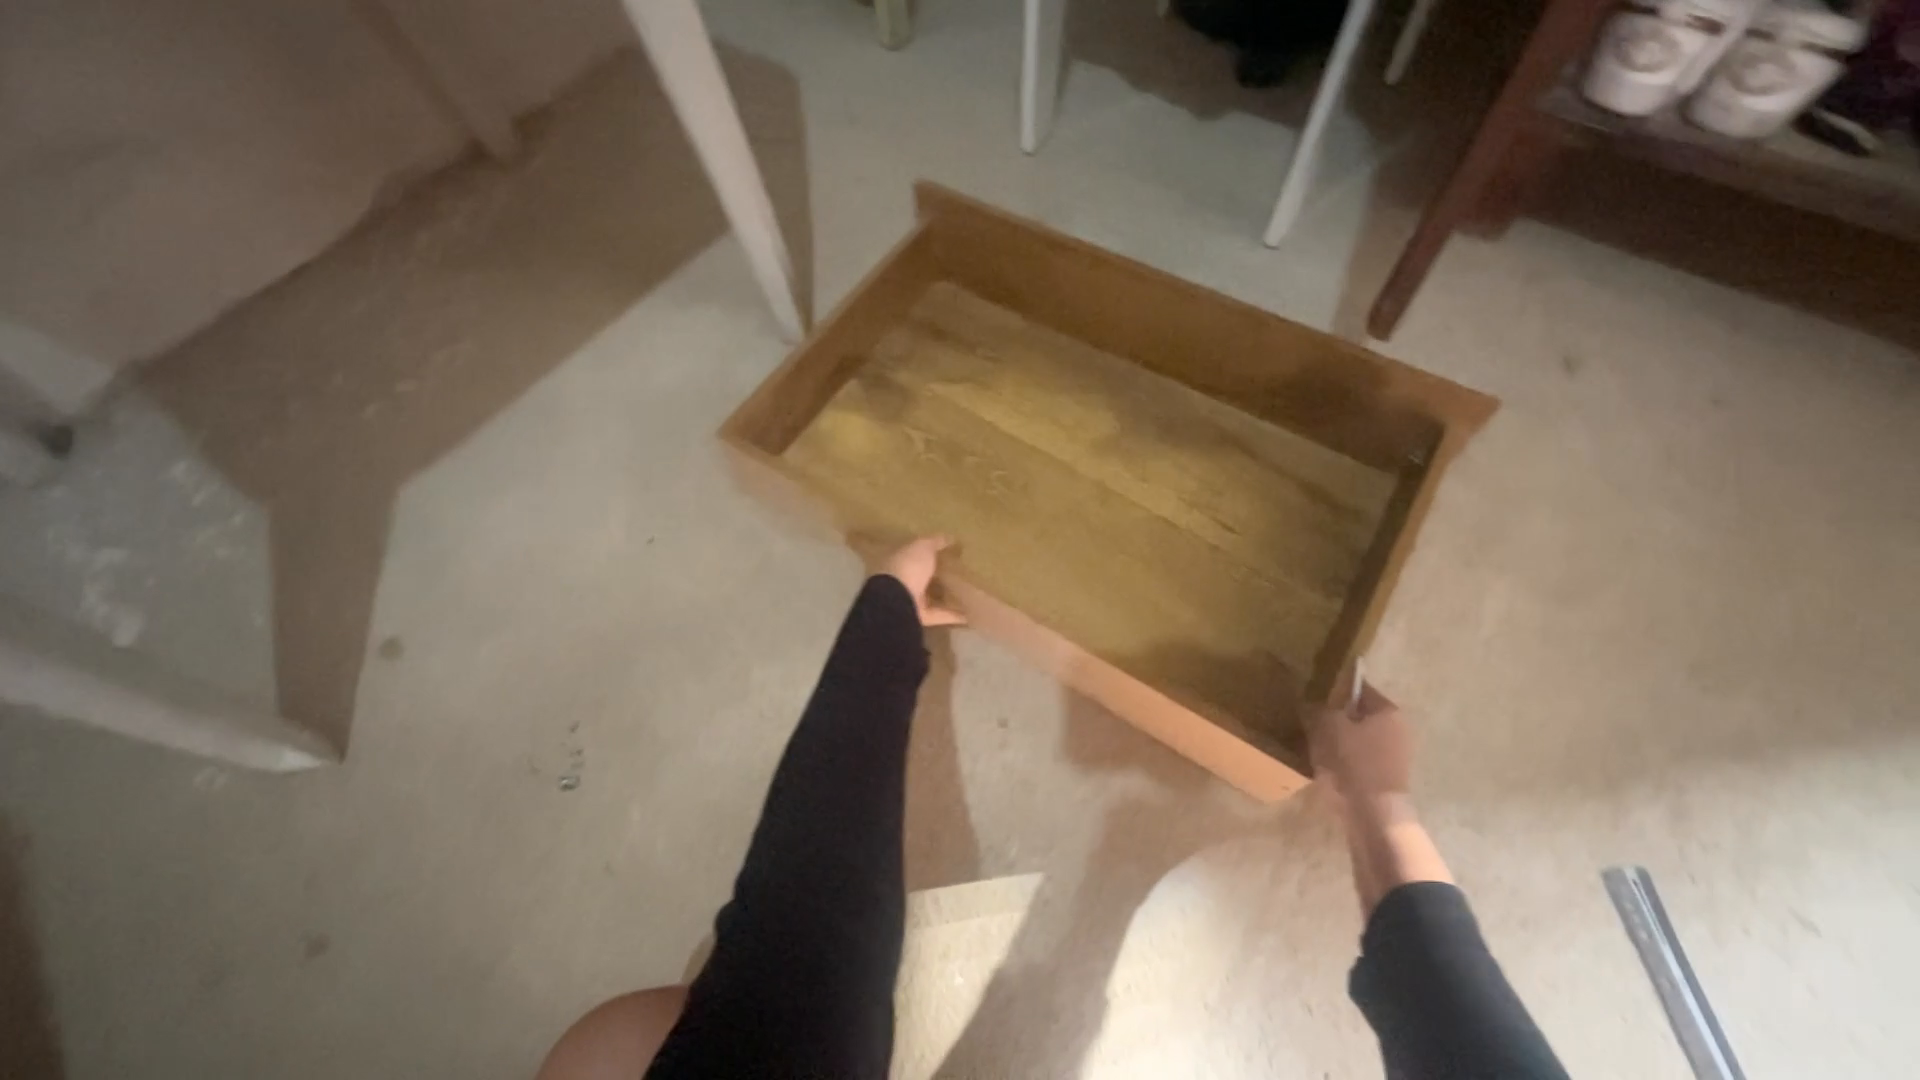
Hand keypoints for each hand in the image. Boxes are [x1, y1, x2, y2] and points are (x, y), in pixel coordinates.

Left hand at [881, 536, 965, 627]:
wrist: (897, 601)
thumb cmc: (907, 567)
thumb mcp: (923, 547)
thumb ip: (936, 542)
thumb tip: (950, 537)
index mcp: (897, 560)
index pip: (912, 553)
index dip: (927, 551)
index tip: (945, 550)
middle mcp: (900, 580)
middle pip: (921, 576)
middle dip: (936, 574)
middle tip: (959, 570)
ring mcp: (909, 600)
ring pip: (929, 597)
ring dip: (945, 595)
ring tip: (966, 592)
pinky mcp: (919, 617)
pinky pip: (939, 614)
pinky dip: (953, 615)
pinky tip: (970, 613)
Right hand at [1308, 682, 1412, 813]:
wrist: (1372, 813)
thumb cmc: (1352, 761)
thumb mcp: (1326, 726)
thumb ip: (1319, 708)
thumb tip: (1313, 703)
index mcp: (1388, 710)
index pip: (1358, 688)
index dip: (1334, 689)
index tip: (1313, 695)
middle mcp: (1398, 729)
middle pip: (1360, 714)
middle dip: (1336, 717)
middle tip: (1309, 720)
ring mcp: (1395, 755)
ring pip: (1359, 738)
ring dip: (1338, 740)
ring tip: (1313, 744)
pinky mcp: (1387, 777)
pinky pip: (1360, 759)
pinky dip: (1344, 760)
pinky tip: (1325, 765)